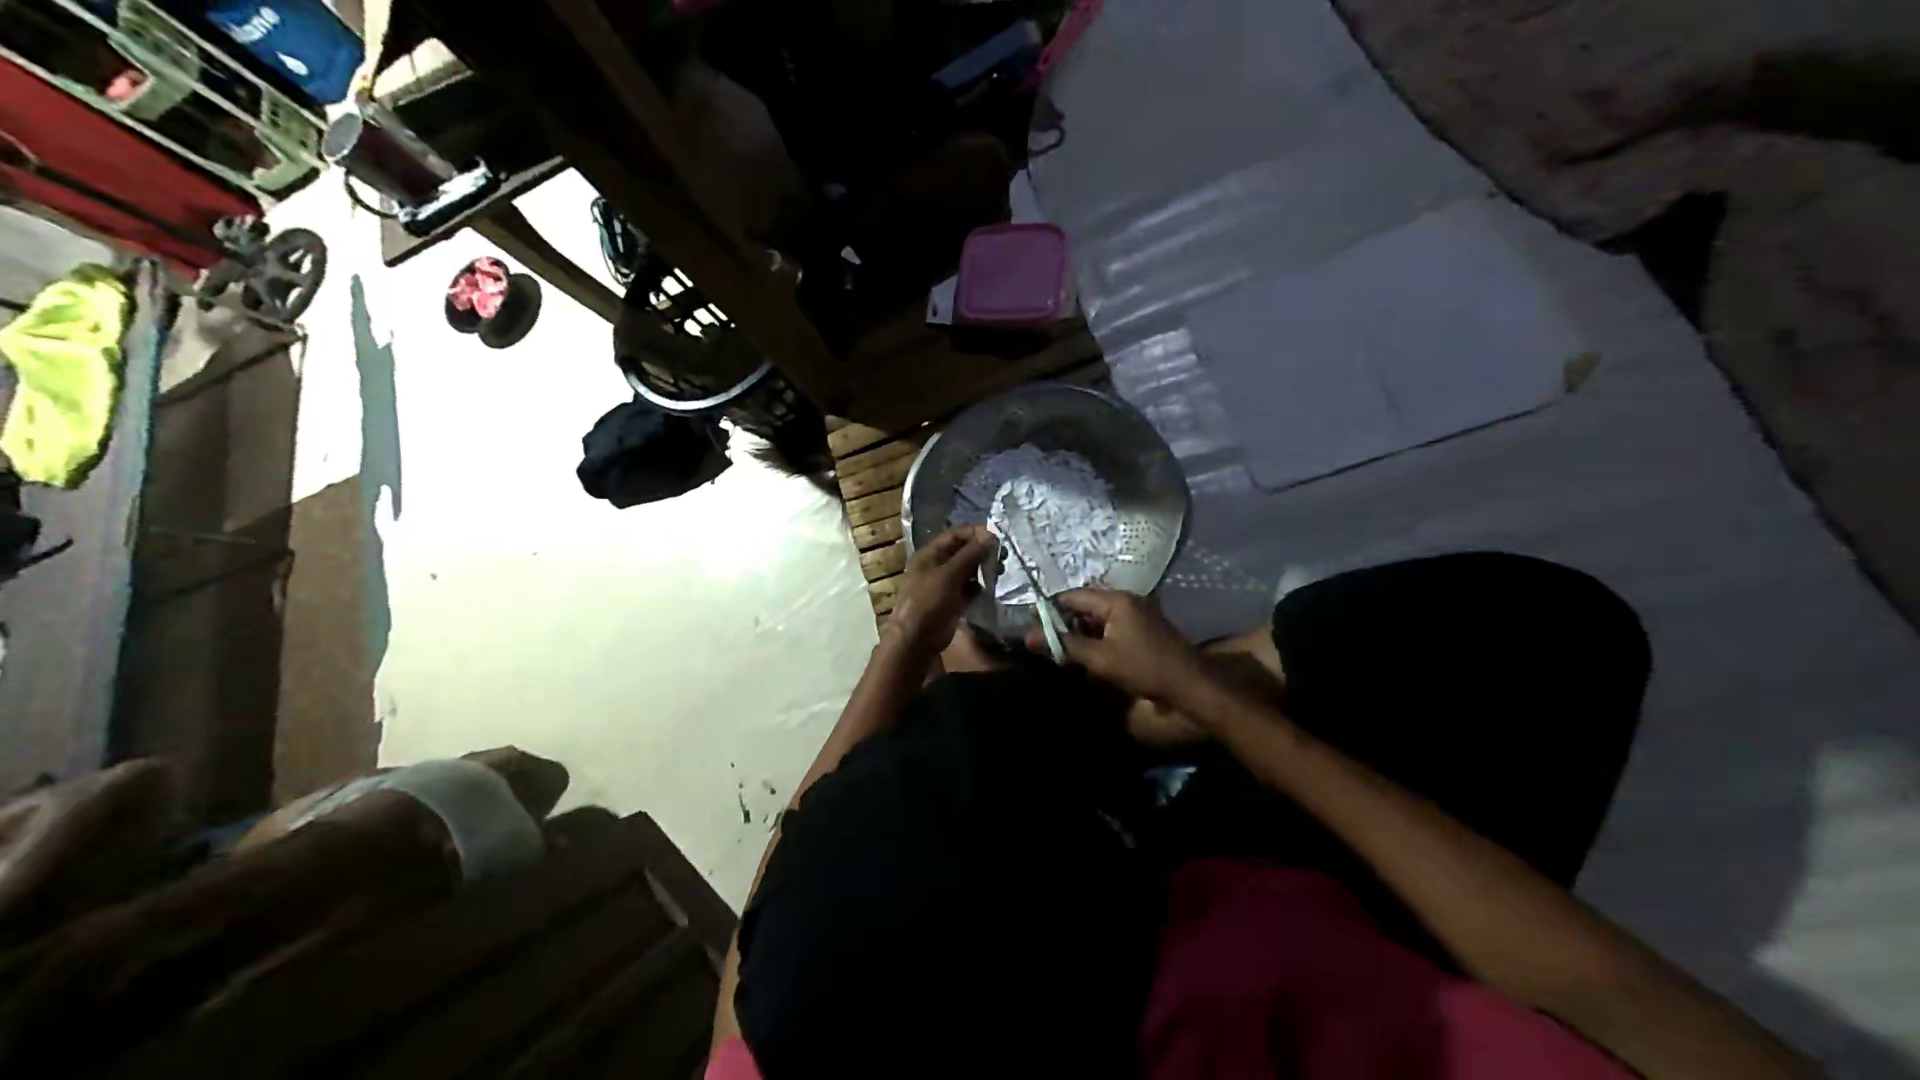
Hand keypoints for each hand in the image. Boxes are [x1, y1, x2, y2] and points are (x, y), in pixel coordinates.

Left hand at [887, 525, 994, 655]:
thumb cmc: (928, 601)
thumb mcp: (949, 574)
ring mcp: (944, 584)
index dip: (976, 533)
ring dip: (983, 568)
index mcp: (930, 554)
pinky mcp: (952, 600)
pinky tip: (992, 586)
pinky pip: (969, 588)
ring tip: (1000, 570)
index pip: (955, 535)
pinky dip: (980, 586)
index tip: (998, 536)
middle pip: (963, 552)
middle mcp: (937, 566)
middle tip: (1003, 555)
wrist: (916, 639)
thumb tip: (991, 535)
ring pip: (968, 570)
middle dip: (982, 551)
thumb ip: (970, 554)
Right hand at [1027, 587, 1206, 701]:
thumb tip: (1028, 637)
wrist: (1189, 684)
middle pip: (1087, 604)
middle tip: (1047, 639)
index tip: (1032, 624)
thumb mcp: (1099, 658)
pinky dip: (1099, 634)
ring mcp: (1140, 611)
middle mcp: (1128, 599)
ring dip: (1082, 630)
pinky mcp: (1146, 626)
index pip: (1073, 596)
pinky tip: (1090, 651)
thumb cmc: (1142, 668)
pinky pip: (1114, 623)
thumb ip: (1064, 645)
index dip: (1050, 609)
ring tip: (1066, 648)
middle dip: (1066, 621)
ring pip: (1100, 615)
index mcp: (1116, 600)